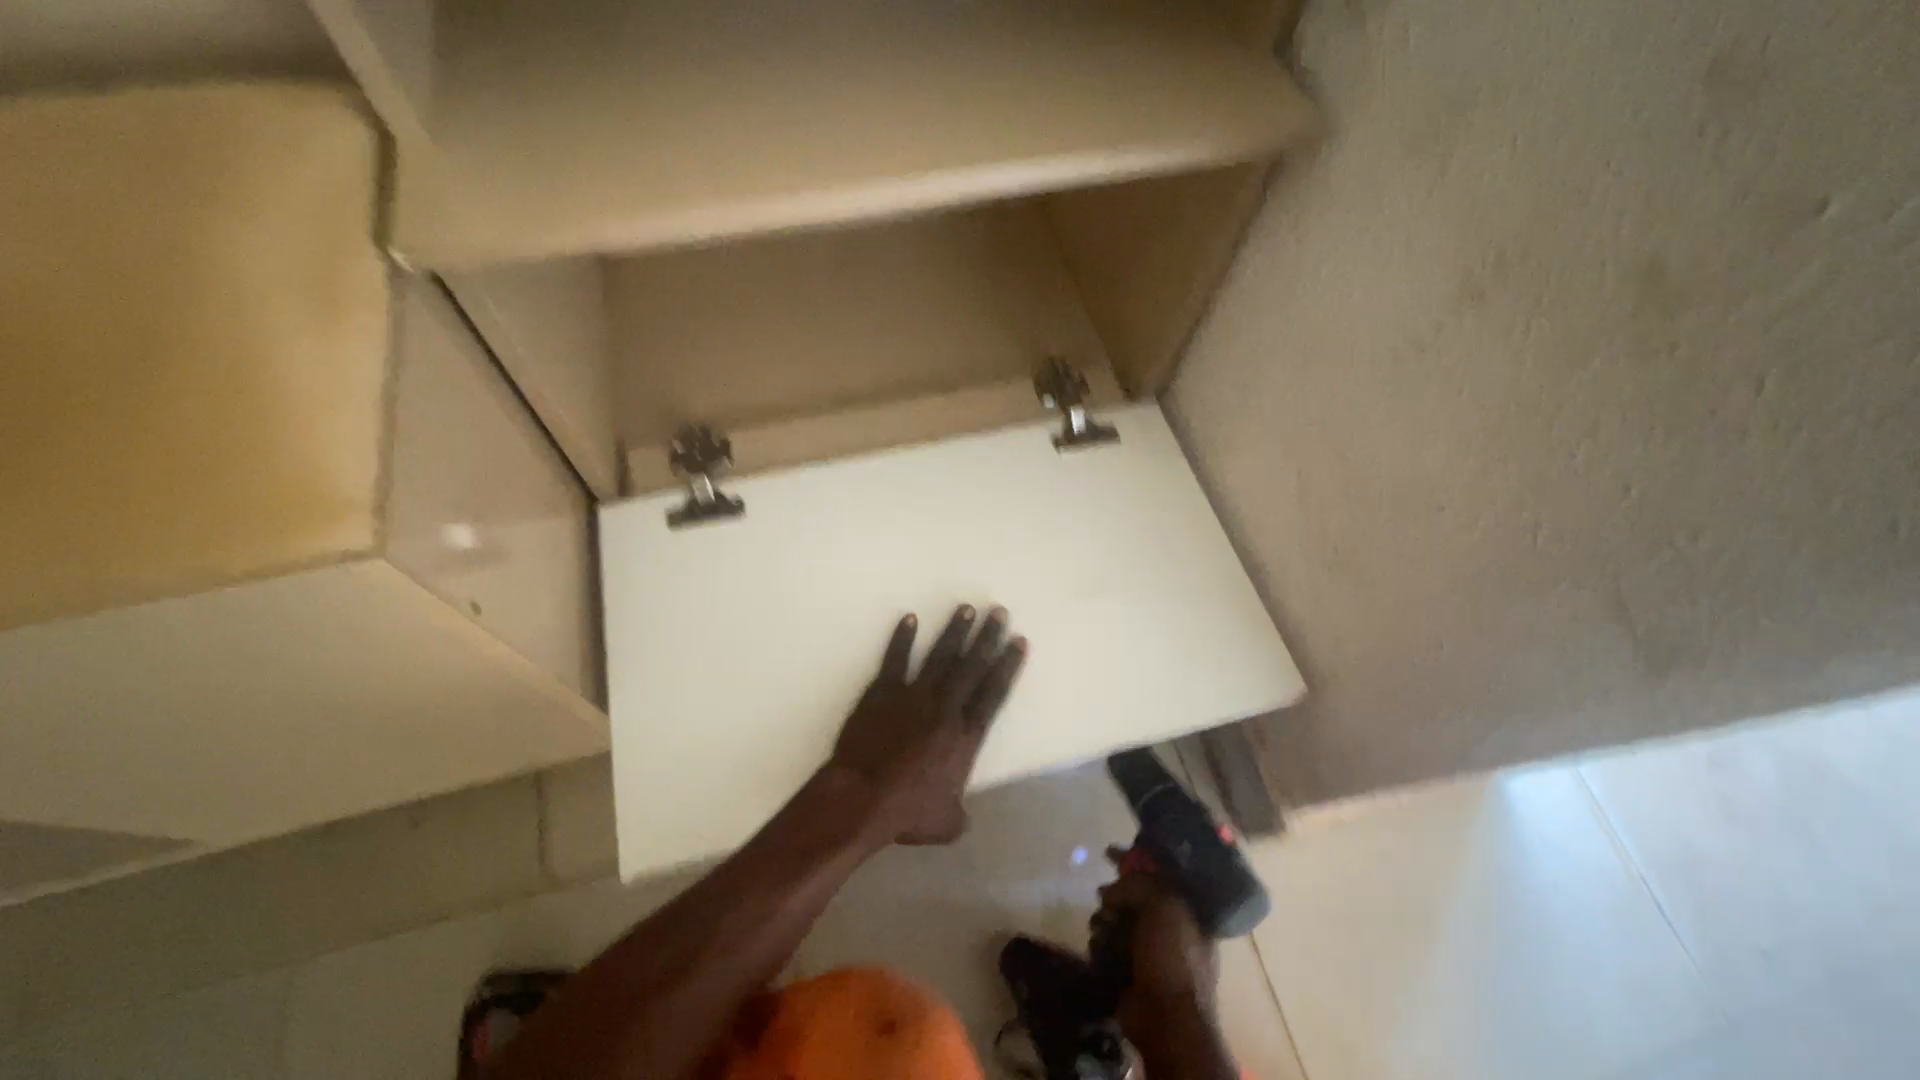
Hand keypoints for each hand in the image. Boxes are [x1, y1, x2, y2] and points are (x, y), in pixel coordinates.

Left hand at [827, 605, 1027, 845]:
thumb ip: (959, 813)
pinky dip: (902, 639)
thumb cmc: (907, 812)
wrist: (862, 798)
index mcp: (965, 737)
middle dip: (987, 637)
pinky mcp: (882, 693)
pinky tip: (910, 619)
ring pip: (939, 657)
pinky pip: (895, 660)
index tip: (1019, 641)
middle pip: (971, 666)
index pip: (993, 693)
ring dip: (954, 632)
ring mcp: (913, 697)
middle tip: (999, 612)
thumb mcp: (947, 823)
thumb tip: (963, 818)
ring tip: (966, 609)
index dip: (1008, 666)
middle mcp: (945, 709)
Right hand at [1093, 856, 1220, 1040]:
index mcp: (1189, 911)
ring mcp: (1147, 951)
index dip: (1137, 860)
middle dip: (1115, 896)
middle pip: (1133, 897)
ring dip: (1105, 923)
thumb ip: (1137, 884)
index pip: (1161, 875)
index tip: (1111, 852)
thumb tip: (1108, 892)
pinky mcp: (1126, 970)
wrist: (1166, 1018)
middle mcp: (1170, 928)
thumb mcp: (1164, 906)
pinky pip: (1105, 946)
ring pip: (1115, 920)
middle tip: (1105, 898)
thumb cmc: (1174, 957)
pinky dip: (1101, 946)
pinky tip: (1103, 951)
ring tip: (1105, 930)